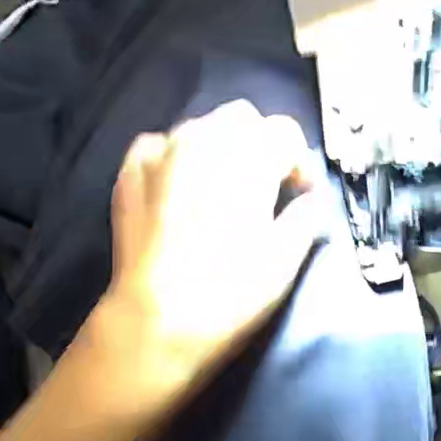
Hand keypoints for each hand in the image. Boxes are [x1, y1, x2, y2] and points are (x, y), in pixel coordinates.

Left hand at [94, 100, 319, 398]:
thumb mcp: (286, 258)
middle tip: (262, 191)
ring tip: (219, 194)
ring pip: (198, 130)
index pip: (285, 133)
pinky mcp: (128, 172)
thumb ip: (306, 216)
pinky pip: (159, 149)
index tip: (300, 196)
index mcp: (248, 153)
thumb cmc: (232, 290)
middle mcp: (202, 137)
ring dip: (217, 151)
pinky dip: (175, 161)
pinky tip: (179, 193)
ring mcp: (160, 151)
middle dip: (258, 146)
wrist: (158, 320)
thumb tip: (312, 199)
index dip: (299, 163)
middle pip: (241, 120)